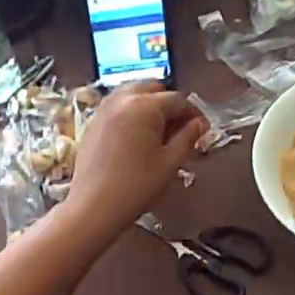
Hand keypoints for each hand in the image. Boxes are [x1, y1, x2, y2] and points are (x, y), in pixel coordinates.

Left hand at [64, 82, 206, 229]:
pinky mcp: (93, 122)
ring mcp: (104, 109)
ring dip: (150, 105)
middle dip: (170, 105)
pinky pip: (117, 107)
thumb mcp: (170, 163)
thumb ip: (187, 138)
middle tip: (180, 128)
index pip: (178, 100)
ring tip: (159, 131)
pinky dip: (132, 112)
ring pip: (133, 94)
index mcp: (145, 106)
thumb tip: (199, 124)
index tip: (202, 130)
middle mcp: (122, 99)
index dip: (193, 114)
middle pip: (154, 89)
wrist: (94, 206)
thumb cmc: (137, 186)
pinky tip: (137, 136)